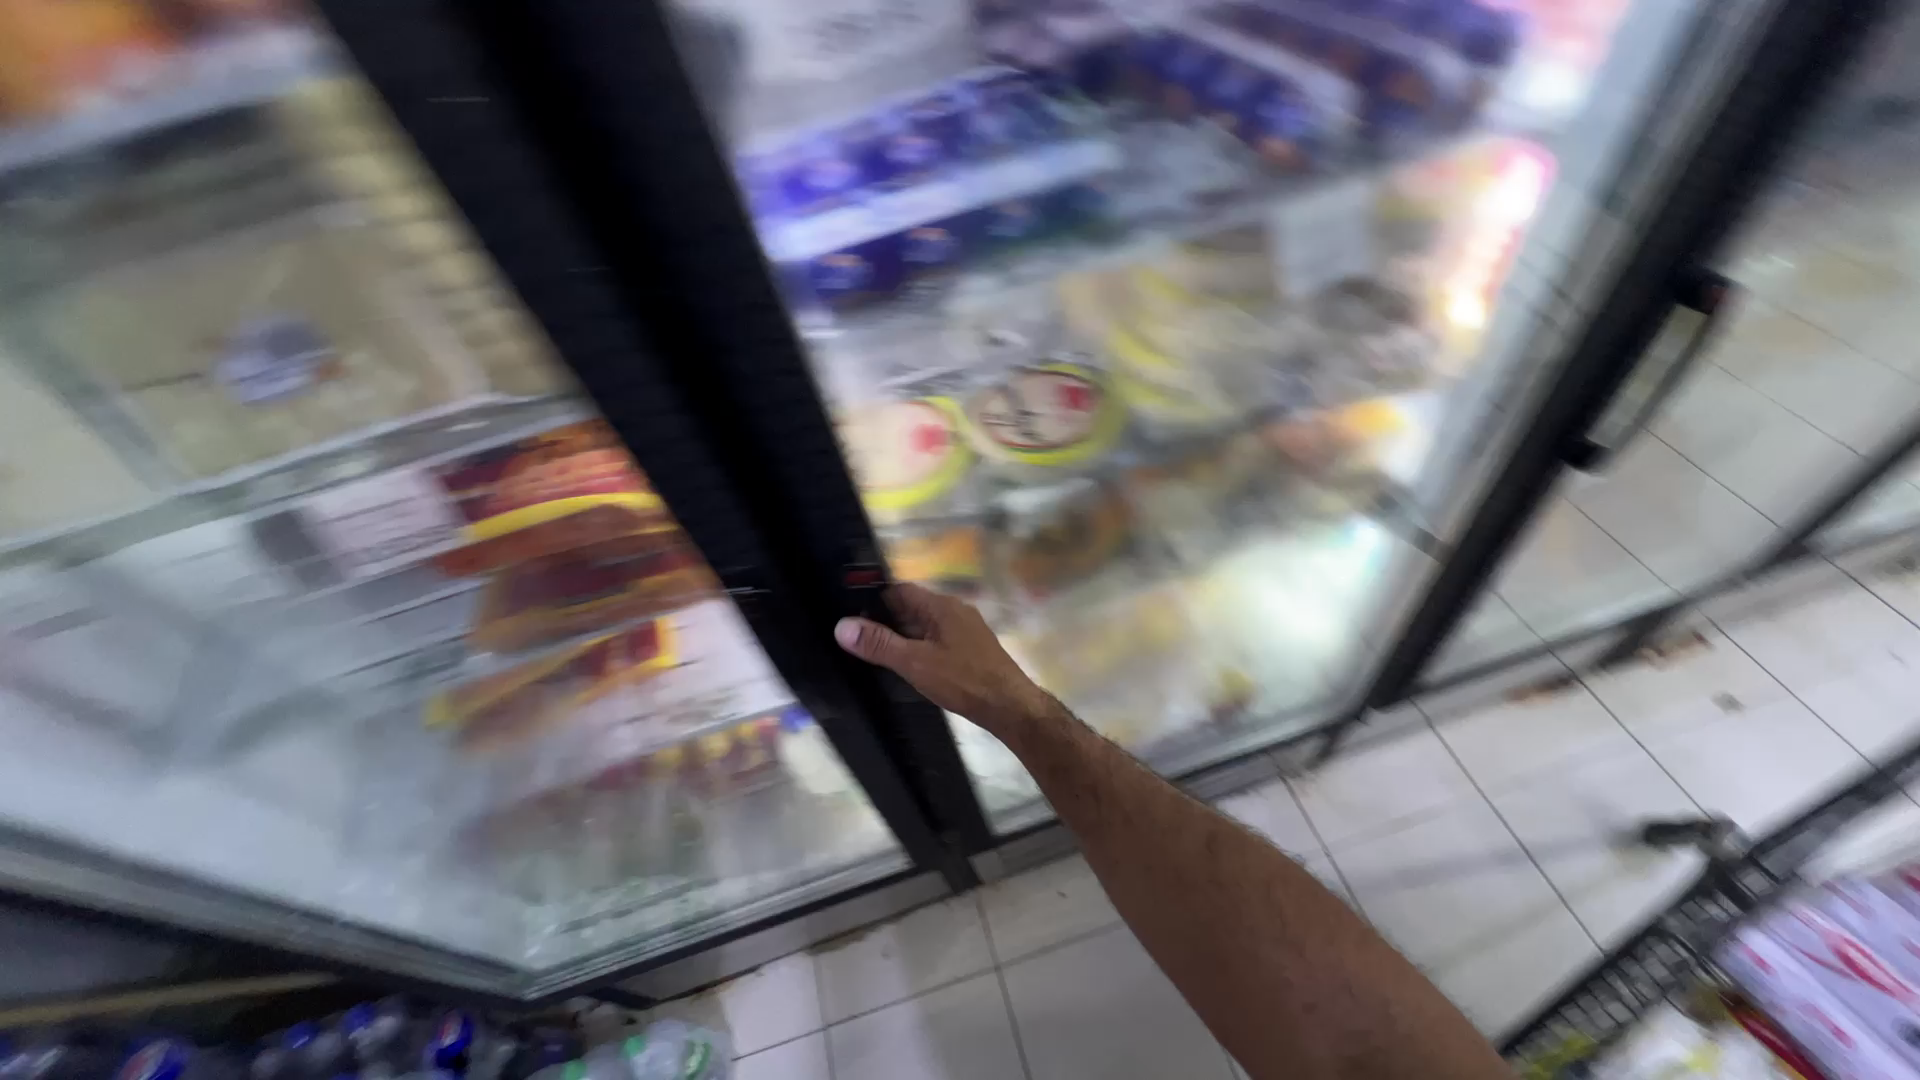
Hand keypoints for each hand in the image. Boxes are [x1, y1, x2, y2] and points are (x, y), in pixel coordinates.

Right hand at [834, 584, 1057, 738]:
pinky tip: (911, 666)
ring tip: (878, 654)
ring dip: (904, 636)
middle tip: (859, 639)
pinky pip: (939, 639)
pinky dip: (921, 647)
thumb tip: (843, 626)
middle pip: (913, 607)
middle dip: (887, 620)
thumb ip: (879, 644)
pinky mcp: (973, 649)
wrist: (1010, 706)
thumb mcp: (915, 662)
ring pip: (926, 625)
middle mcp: (955, 611)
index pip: (900, 590)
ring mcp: (967, 630)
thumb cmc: (963, 680)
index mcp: (941, 606)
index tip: (852, 614)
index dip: (874, 599)